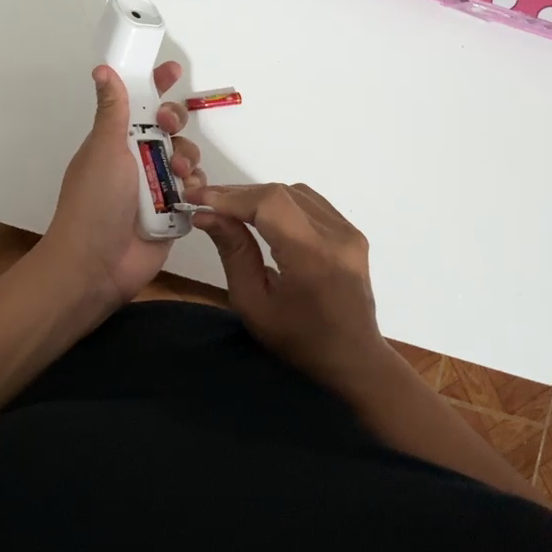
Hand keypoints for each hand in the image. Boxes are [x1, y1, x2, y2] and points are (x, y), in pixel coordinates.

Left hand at [38, 62, 202, 304]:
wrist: (96, 264)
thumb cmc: (94, 202)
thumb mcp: (103, 149)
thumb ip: (112, 110)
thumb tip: (103, 69)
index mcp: (114, 141)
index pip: (137, 104)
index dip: (155, 85)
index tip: (172, 70)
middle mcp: (135, 160)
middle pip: (169, 129)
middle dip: (176, 123)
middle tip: (169, 129)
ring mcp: (154, 188)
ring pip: (186, 159)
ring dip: (188, 159)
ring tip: (179, 173)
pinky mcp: (172, 214)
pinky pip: (196, 192)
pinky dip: (197, 190)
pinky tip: (190, 196)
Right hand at [192, 183, 387, 386]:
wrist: (355, 359)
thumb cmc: (298, 341)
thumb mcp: (253, 303)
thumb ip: (232, 252)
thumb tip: (205, 214)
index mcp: (312, 258)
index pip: (268, 204)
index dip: (229, 196)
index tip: (196, 199)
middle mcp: (336, 236)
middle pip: (279, 193)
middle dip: (237, 195)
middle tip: (204, 204)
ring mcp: (348, 232)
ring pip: (294, 192)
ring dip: (258, 196)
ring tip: (229, 210)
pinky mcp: (351, 232)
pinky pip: (309, 202)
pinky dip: (279, 202)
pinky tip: (261, 215)